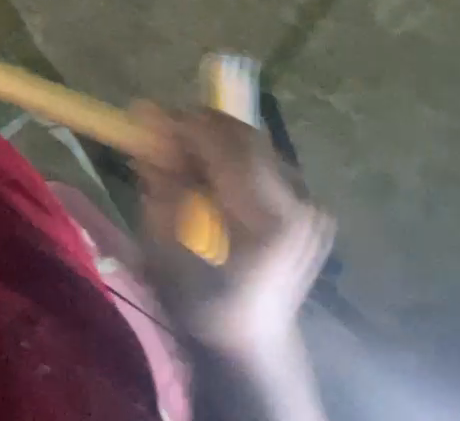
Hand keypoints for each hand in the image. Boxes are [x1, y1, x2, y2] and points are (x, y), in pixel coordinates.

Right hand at [132, 104, 335, 360]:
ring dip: (217, 141)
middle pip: (246, 136)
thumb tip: (147, 120)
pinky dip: (235, 159)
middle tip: (164, 135)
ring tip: (186, 160)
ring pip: (257, 145)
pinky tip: (214, 181)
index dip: (184, 123)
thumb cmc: (197, 299)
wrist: (249, 343)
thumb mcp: (163, 241)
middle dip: (201, 126)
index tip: (148, 117)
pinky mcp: (312, 210)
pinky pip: (267, 164)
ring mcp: (311, 208)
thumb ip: (160, 178)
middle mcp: (297, 206)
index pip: (225, 143)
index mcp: (264, 218)